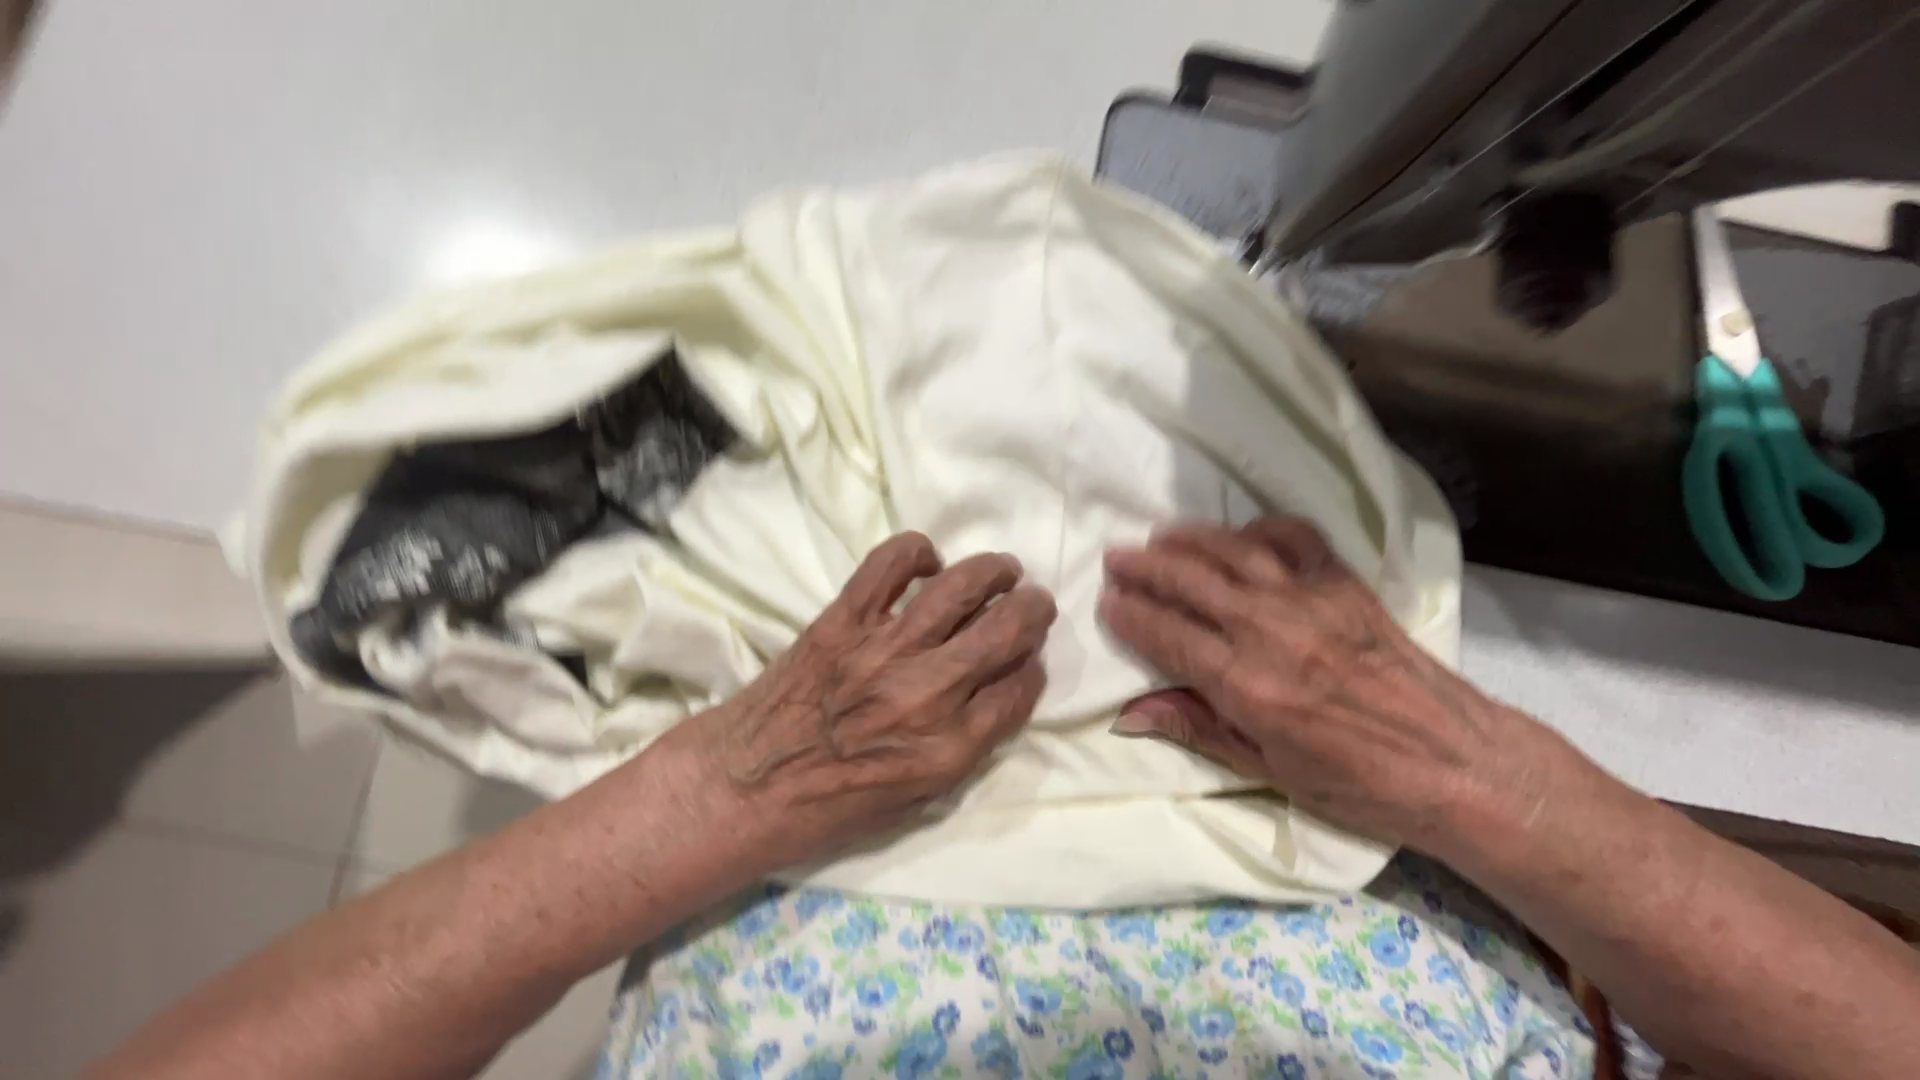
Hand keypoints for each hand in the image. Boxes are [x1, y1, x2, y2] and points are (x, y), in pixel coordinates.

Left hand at [676, 531, 1056, 872]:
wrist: (745, 788)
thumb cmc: (831, 807)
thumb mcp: (917, 802)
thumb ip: (967, 747)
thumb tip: (999, 690)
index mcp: (949, 750)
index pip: (1021, 688)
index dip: (1034, 668)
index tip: (1028, 661)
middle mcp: (926, 695)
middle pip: (1006, 631)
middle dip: (1034, 610)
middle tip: (1033, 603)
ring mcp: (883, 651)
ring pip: (960, 587)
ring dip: (994, 571)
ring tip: (1002, 572)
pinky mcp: (843, 621)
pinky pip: (889, 564)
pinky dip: (916, 551)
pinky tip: (927, 562)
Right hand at [1098, 517, 1559, 853]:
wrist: (1458, 765)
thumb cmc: (1358, 784)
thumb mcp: (1268, 772)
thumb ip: (1198, 729)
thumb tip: (1132, 711)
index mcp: (1248, 686)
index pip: (1168, 635)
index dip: (1131, 615)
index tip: (1106, 602)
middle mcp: (1272, 633)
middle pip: (1190, 582)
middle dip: (1145, 567)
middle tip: (1115, 557)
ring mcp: (1311, 602)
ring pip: (1233, 553)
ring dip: (1188, 540)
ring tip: (1158, 536)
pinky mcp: (1346, 586)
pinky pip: (1294, 540)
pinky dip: (1261, 530)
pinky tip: (1241, 535)